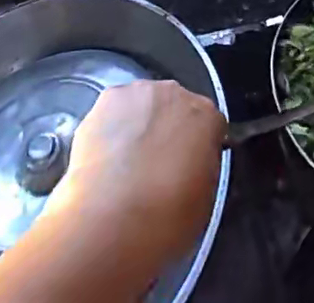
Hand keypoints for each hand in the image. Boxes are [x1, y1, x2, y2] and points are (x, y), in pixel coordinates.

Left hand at [43, 79, 225, 266]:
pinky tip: (104, 159)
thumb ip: (204, 167)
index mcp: (206, 116)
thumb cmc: (163, 220)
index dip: (198, 147)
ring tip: (124, 165)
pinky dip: (110, 128)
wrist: (109, 222)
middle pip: (174, 106)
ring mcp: (139, 92)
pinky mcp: (106, 99)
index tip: (188, 167)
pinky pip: (113, 110)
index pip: (209, 123)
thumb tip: (193, 164)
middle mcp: (175, 94)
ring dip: (138, 125)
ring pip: (142, 105)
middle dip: (167, 130)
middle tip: (155, 167)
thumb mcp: (204, 201)